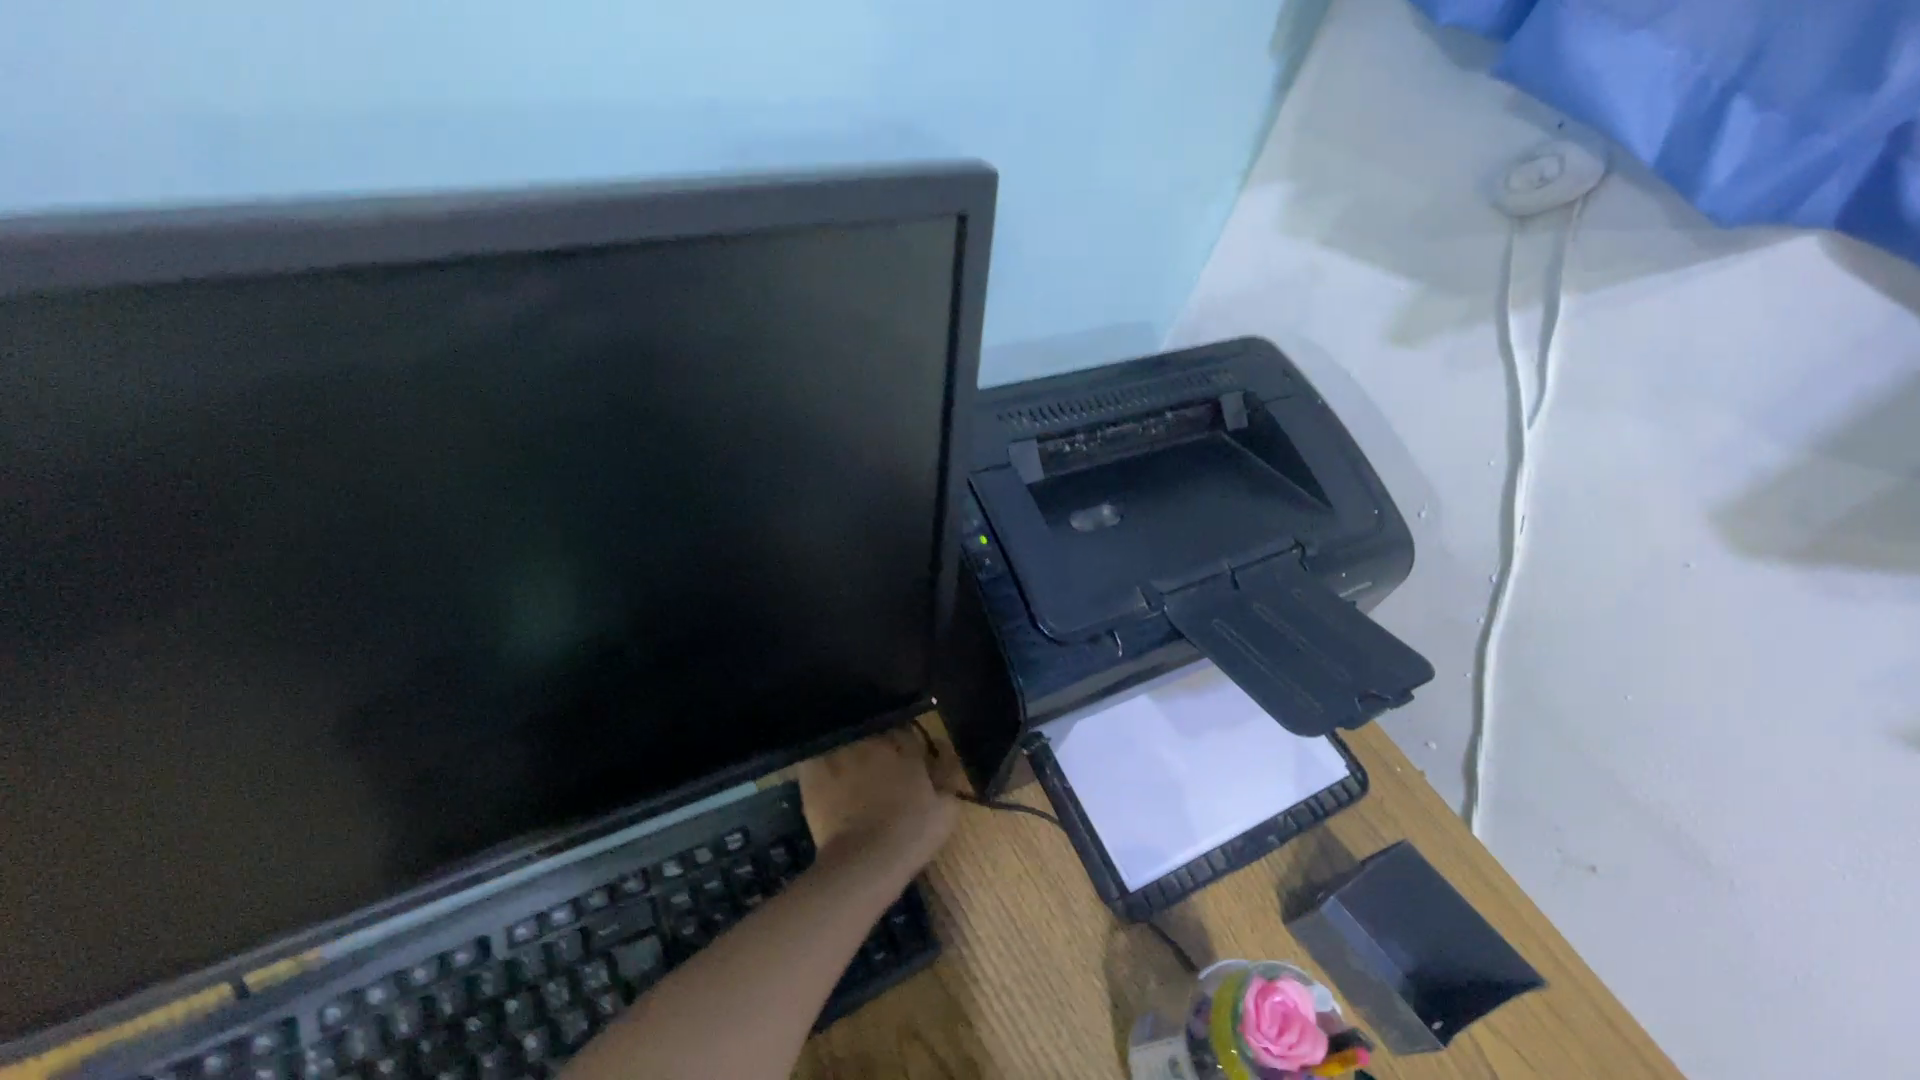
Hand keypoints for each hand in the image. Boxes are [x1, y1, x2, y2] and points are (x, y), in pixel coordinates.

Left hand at [798, 726, 958, 868]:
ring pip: (846, 742)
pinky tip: (823, 776)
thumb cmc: (912, 835)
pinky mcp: (814, 772)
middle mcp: (873, 744)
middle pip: (875, 735)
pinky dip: (819, 764)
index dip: (907, 748)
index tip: (906, 761)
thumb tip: (944, 754)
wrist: (866, 860)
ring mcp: (842, 755)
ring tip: (850, 771)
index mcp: (906, 750)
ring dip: (849, 752)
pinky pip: (815, 758)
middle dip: (878, 747)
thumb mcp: (947, 810)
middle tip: (878, 768)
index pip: (907, 734)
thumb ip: (947, 778)